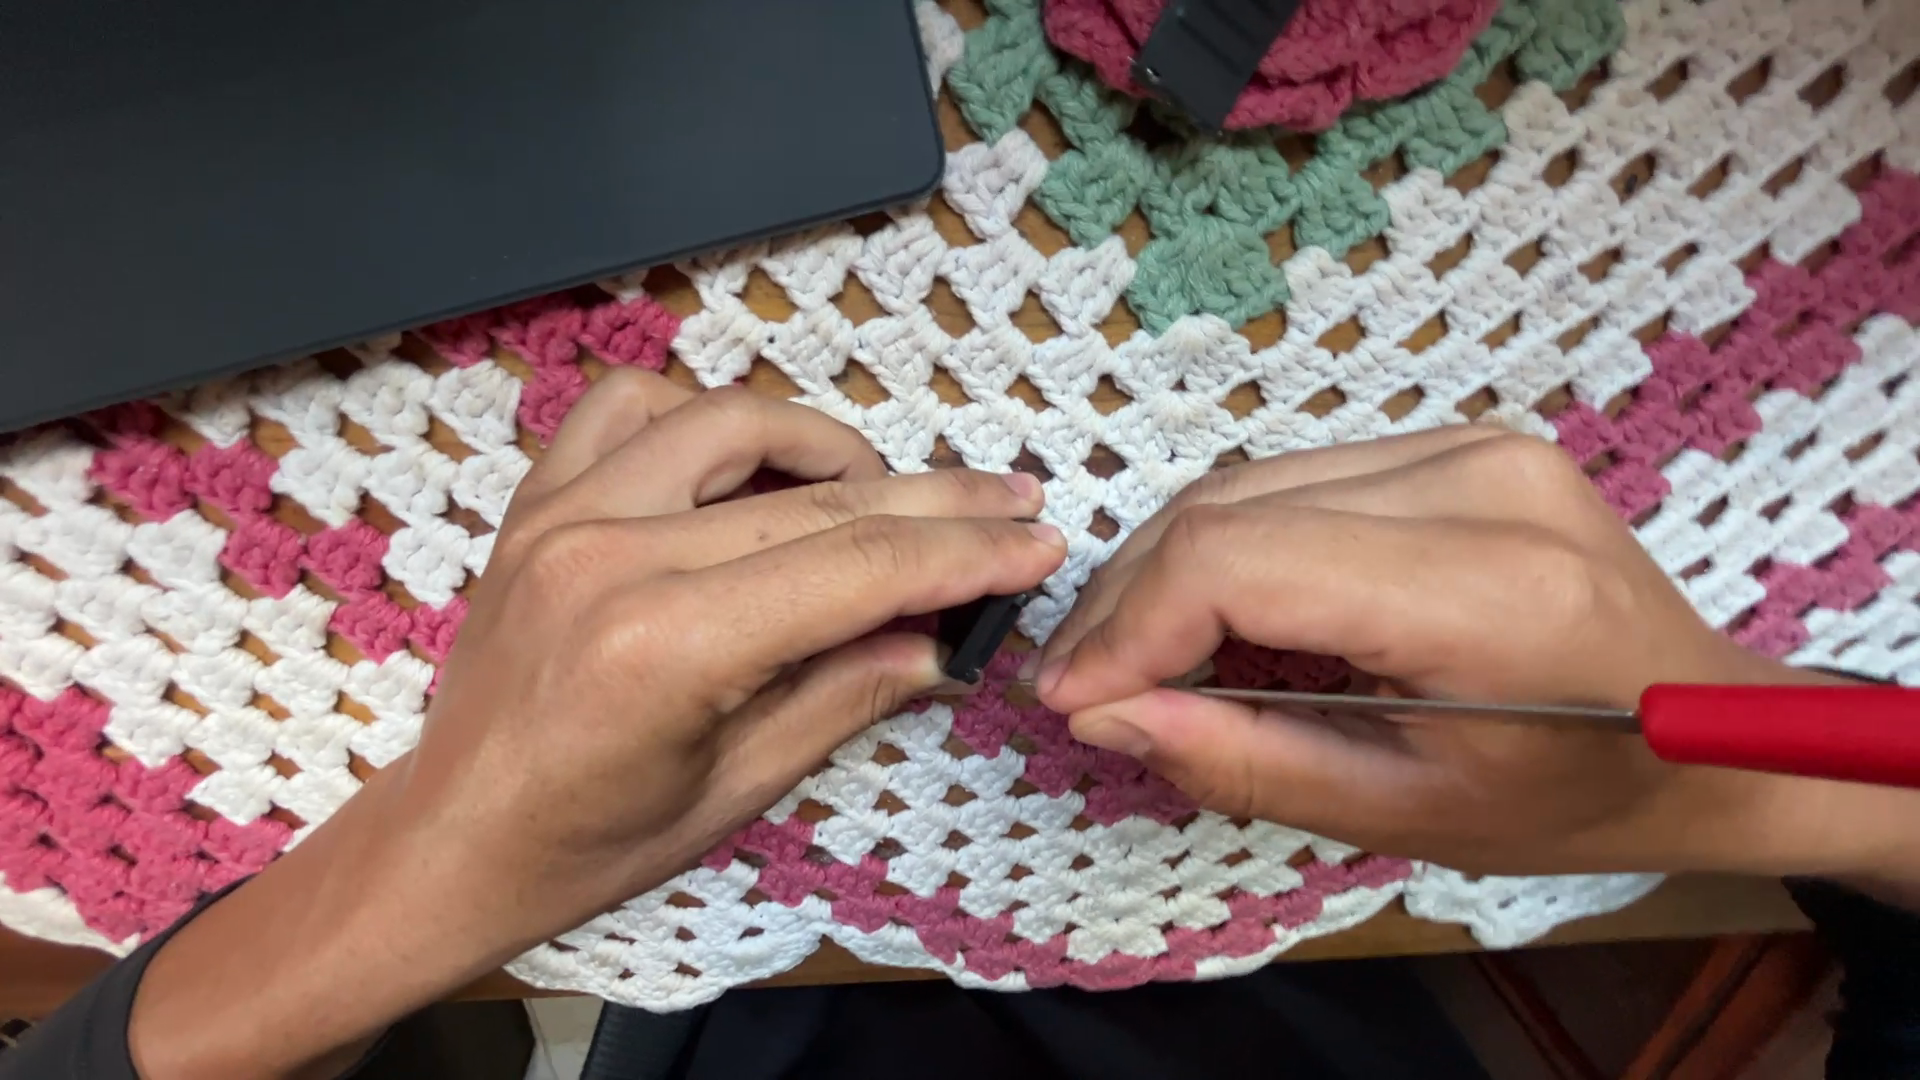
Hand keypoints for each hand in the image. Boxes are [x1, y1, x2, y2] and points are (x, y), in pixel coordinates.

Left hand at [128, 370, 1066, 1078]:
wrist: (446, 840)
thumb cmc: (593, 844)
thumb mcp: (744, 788)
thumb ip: (852, 690)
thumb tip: (941, 634)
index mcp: (665, 648)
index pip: (857, 569)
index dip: (965, 552)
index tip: (1038, 544)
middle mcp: (613, 554)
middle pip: (821, 499)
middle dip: (940, 500)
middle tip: (1014, 500)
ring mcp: (565, 512)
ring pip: (736, 422)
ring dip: (836, 446)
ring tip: (888, 489)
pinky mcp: (539, 499)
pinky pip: (634, 407)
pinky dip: (712, 420)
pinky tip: (751, 463)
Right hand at [1033, 427, 1919, 885]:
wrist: (1714, 732)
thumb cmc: (1573, 798)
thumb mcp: (1401, 815)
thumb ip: (1239, 762)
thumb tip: (1102, 715)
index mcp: (1485, 590)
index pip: (1237, 562)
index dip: (1129, 628)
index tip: (1068, 696)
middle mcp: (1466, 480)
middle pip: (1221, 514)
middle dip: (1123, 603)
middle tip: (1074, 678)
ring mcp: (1453, 444)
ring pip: (1232, 491)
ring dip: (1151, 572)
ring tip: (1113, 649)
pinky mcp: (1434, 443)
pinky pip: (1271, 488)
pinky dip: (1204, 550)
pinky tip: (1185, 608)